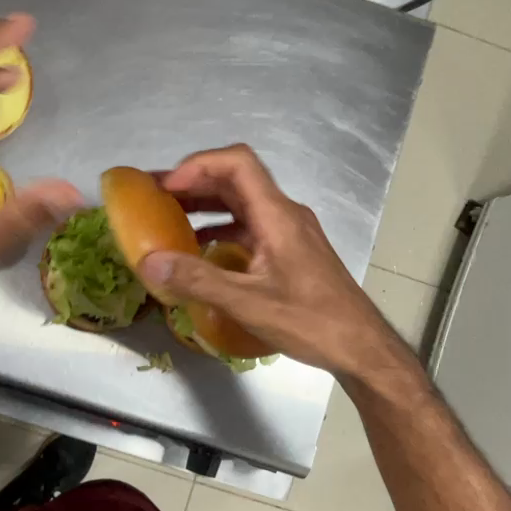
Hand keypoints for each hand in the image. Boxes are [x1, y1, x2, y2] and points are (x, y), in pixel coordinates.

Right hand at [138, 145, 394, 375]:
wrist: (360, 346)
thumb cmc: (311, 322)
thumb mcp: (248, 303)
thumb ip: (198, 280)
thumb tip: (149, 262)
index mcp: (277, 216)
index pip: (238, 163)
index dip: (198, 165)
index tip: (166, 187)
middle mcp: (284, 215)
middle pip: (236, 180)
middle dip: (193, 183)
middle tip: (154, 198)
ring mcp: (289, 233)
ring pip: (242, 204)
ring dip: (205, 206)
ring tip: (168, 219)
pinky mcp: (289, 251)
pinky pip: (249, 227)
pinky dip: (220, 230)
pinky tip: (199, 251)